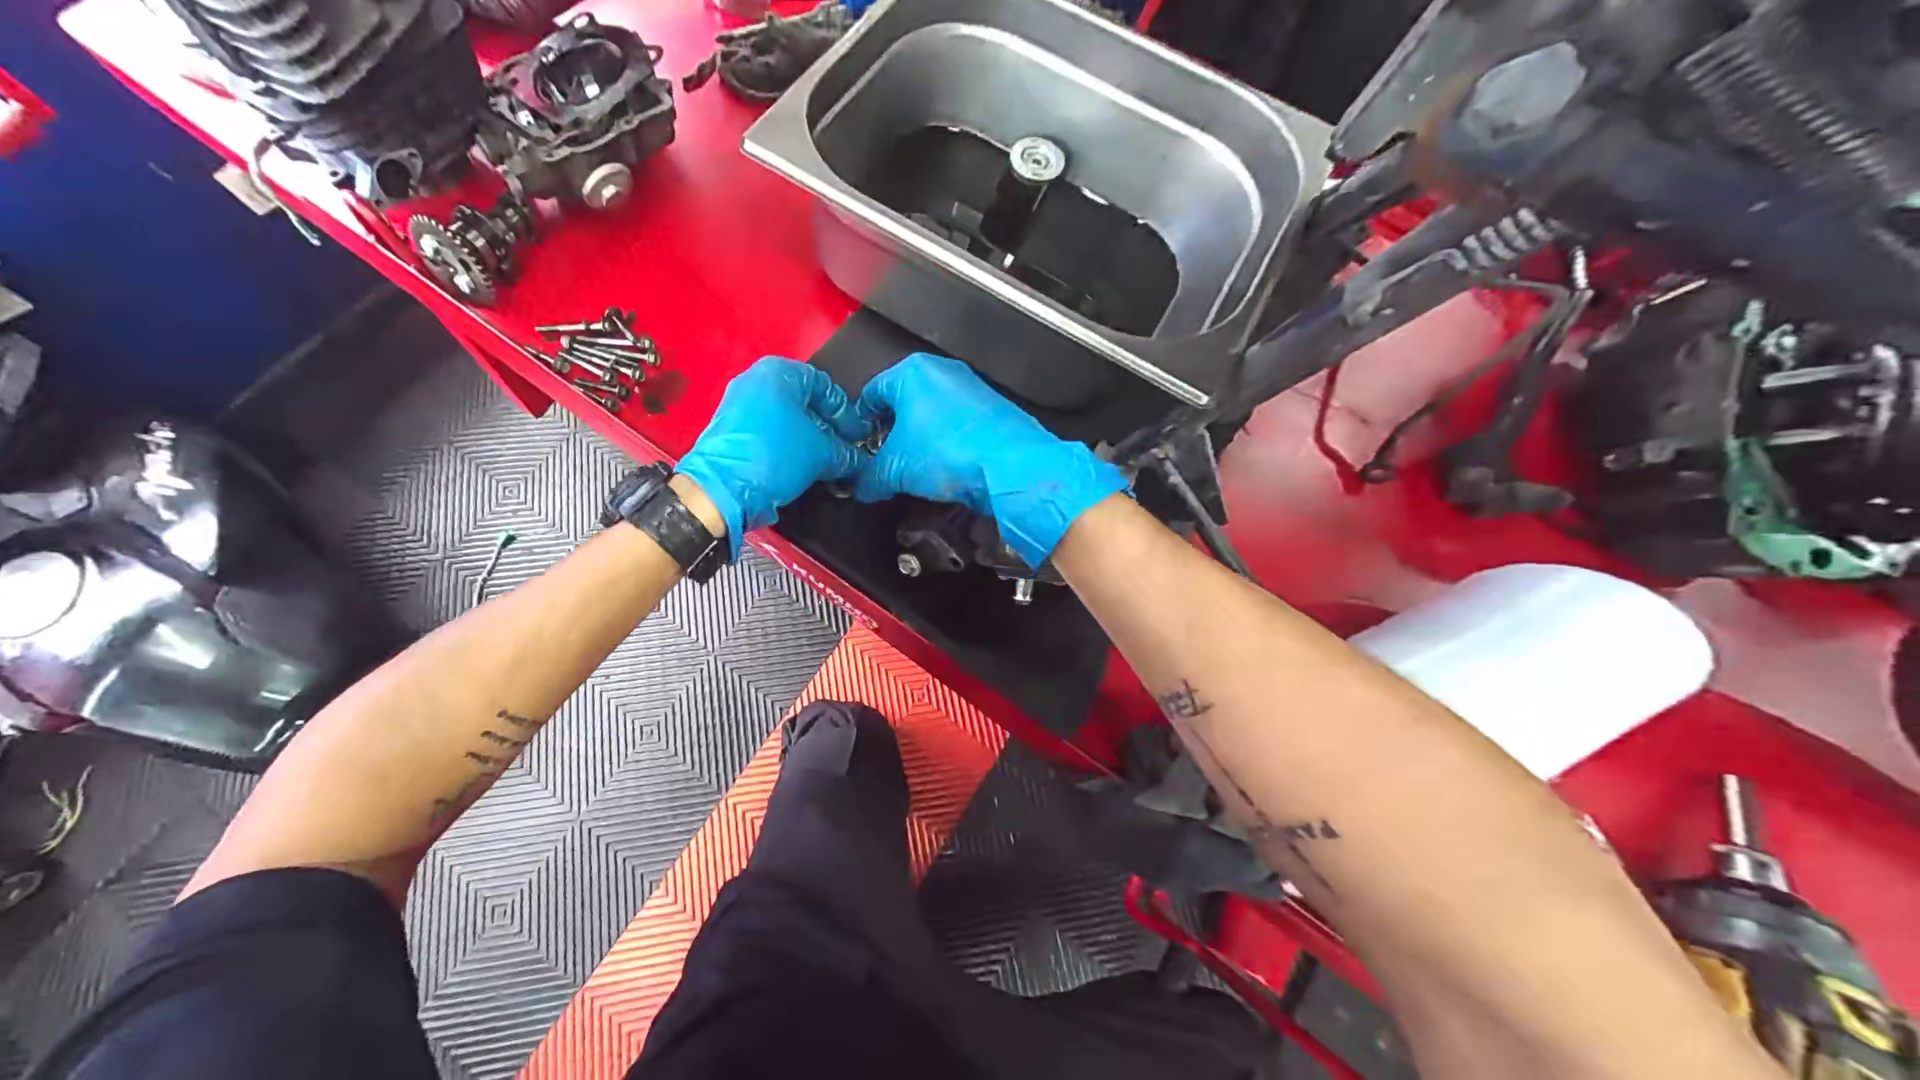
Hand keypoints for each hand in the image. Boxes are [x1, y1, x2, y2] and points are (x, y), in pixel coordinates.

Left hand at [677, 357, 868, 557]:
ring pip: (786, 418)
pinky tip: (803, 466)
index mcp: (777, 372)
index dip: (846, 413)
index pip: (825, 386)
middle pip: (804, 402)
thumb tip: (857, 460)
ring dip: (810, 440)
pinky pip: (769, 432)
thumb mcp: (821, 454)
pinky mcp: (731, 430)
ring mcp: (739, 405)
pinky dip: (789, 446)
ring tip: (827, 462)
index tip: (857, 435)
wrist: (722, 489)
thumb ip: (845, 453)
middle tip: (845, 449)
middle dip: (828, 427)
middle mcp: (755, 381)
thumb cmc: (773, 456)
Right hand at [851, 353, 1127, 567]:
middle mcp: (943, 372)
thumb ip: (871, 476)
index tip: (858, 449)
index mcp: (913, 371)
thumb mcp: (897, 468)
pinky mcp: (991, 411)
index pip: (871, 394)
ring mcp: (971, 389)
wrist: (1011, 466)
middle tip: (884, 464)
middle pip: (902, 404)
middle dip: (891, 436)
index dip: (860, 425)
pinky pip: (956, 426)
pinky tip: (945, 470)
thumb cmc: (951, 452)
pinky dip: (945, 445)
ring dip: (919, 443)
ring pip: (931, 416)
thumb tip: (862, 486)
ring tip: (914, 472)